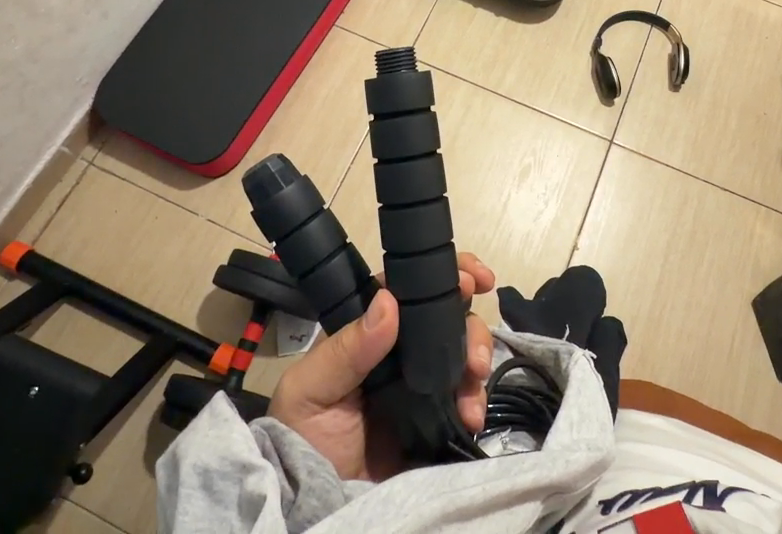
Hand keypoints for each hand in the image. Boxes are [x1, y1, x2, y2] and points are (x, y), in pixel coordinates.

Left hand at [267, 252, 495, 480]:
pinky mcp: (438, 422)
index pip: (407, 291)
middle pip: (446, 318)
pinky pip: (468, 399)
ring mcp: (423, 388)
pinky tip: (471, 414)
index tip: (471, 277)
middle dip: (471, 322)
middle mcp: (401, 354)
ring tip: (474, 379)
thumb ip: (347, 346)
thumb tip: (388, 299)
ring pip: (462, 354)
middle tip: (475, 344)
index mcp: (369, 335)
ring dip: (477, 358)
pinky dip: (477, 399)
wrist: (316, 506)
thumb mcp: (311, 388)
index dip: (441, 276)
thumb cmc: (303, 437)